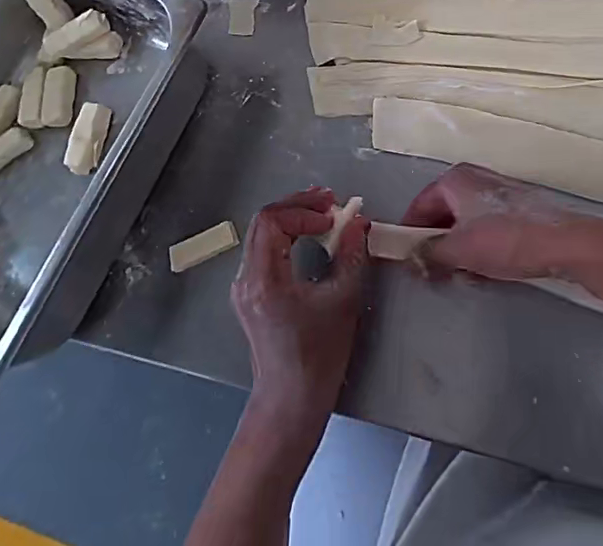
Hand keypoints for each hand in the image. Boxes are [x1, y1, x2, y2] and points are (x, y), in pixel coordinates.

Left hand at [231, 188, 370, 422]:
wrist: (291, 400)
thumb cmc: (318, 356)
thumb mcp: (343, 300)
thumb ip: (351, 255)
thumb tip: (358, 223)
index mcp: (264, 280)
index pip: (273, 222)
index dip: (304, 210)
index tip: (332, 216)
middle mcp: (246, 279)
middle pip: (264, 222)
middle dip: (298, 206)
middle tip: (330, 201)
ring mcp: (244, 287)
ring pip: (262, 234)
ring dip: (292, 218)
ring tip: (323, 213)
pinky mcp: (250, 294)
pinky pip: (264, 250)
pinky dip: (286, 235)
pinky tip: (308, 235)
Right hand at [400, 163, 602, 280]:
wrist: (565, 242)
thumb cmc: (507, 239)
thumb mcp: (460, 250)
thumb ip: (430, 253)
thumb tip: (412, 259)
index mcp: (455, 180)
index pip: (419, 205)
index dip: (408, 232)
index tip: (405, 258)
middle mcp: (475, 179)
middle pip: (443, 212)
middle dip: (436, 243)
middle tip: (432, 271)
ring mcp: (498, 192)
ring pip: (466, 222)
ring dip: (458, 248)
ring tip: (460, 274)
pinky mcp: (518, 209)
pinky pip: (487, 227)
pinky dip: (480, 246)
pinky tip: (486, 269)